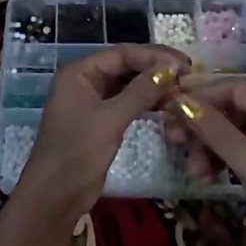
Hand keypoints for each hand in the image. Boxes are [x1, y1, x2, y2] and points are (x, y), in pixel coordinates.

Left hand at [16, 44, 189, 217]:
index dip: (154, 56)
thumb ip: (140, 92)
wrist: (56, 192)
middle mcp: (84, 81)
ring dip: (153, 87)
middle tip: (189, 78)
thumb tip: (170, 70)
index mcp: (79, 72)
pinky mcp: (100, 120)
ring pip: (127, 85)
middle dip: (155, 70)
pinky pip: (126, 103)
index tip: (185, 65)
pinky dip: (146, 103)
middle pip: (125, 66)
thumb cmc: (77, 150)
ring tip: (183, 92)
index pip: (121, 53)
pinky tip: (168, 106)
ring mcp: (91, 101)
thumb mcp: (110, 119)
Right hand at [166, 80, 245, 245]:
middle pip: (234, 110)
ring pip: (233, 131)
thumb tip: (180, 101)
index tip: (170, 108)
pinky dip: (221, 159)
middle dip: (203, 125)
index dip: (203, 96)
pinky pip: (240, 149)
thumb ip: (215, 130)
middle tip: (173, 138)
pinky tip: (205, 175)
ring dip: (208, 147)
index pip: (239, 90)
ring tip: (193, 168)